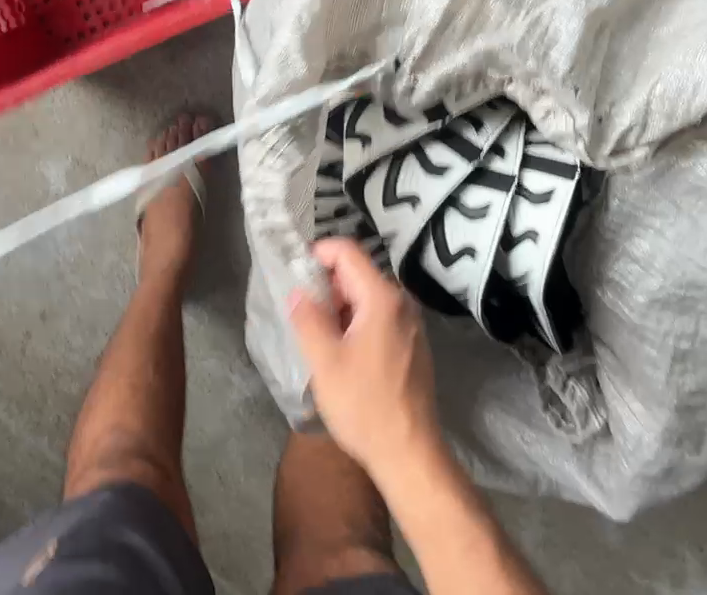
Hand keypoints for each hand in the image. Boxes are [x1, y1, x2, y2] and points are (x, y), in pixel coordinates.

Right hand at [287, 238, 441, 479]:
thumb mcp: (324, 362)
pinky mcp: (412, 345)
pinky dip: (356, 323)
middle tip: (301, 312)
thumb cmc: (364, 406)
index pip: (347, 252)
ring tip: (317, 336)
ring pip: (367, 297)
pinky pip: (379, 318)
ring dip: (339, 307)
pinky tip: (341, 352)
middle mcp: (402, 303)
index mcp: (382, 298)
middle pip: (358, 273)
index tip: (294, 274)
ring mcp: (411, 324)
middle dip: (326, 286)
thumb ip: (308, 319)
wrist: (409, 454)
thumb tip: (297, 291)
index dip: (318, 254)